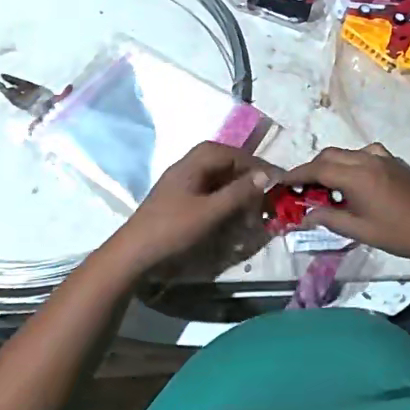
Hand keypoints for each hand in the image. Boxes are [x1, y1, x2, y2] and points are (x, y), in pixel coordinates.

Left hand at [98, 142, 273, 278]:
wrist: (132, 255)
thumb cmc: (172, 230)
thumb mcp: (210, 212)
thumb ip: (238, 193)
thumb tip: (265, 175)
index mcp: (193, 163)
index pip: (232, 153)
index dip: (256, 164)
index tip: (276, 179)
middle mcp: (187, 168)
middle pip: (224, 162)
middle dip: (248, 175)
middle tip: (267, 191)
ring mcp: (181, 184)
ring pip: (217, 177)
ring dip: (237, 187)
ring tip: (254, 204)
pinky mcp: (179, 201)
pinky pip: (209, 191)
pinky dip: (225, 198)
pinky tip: (234, 214)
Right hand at [278, 144, 409, 263]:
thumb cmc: (398, 234)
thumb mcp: (359, 231)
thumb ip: (330, 219)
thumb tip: (306, 214)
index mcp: (357, 176)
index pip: (318, 168)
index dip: (297, 174)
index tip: (282, 182)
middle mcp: (368, 160)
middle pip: (331, 155)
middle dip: (313, 168)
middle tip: (302, 189)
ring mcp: (384, 159)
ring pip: (348, 153)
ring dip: (332, 165)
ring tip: (327, 188)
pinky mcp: (396, 163)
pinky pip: (366, 155)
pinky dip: (352, 163)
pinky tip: (355, 183)